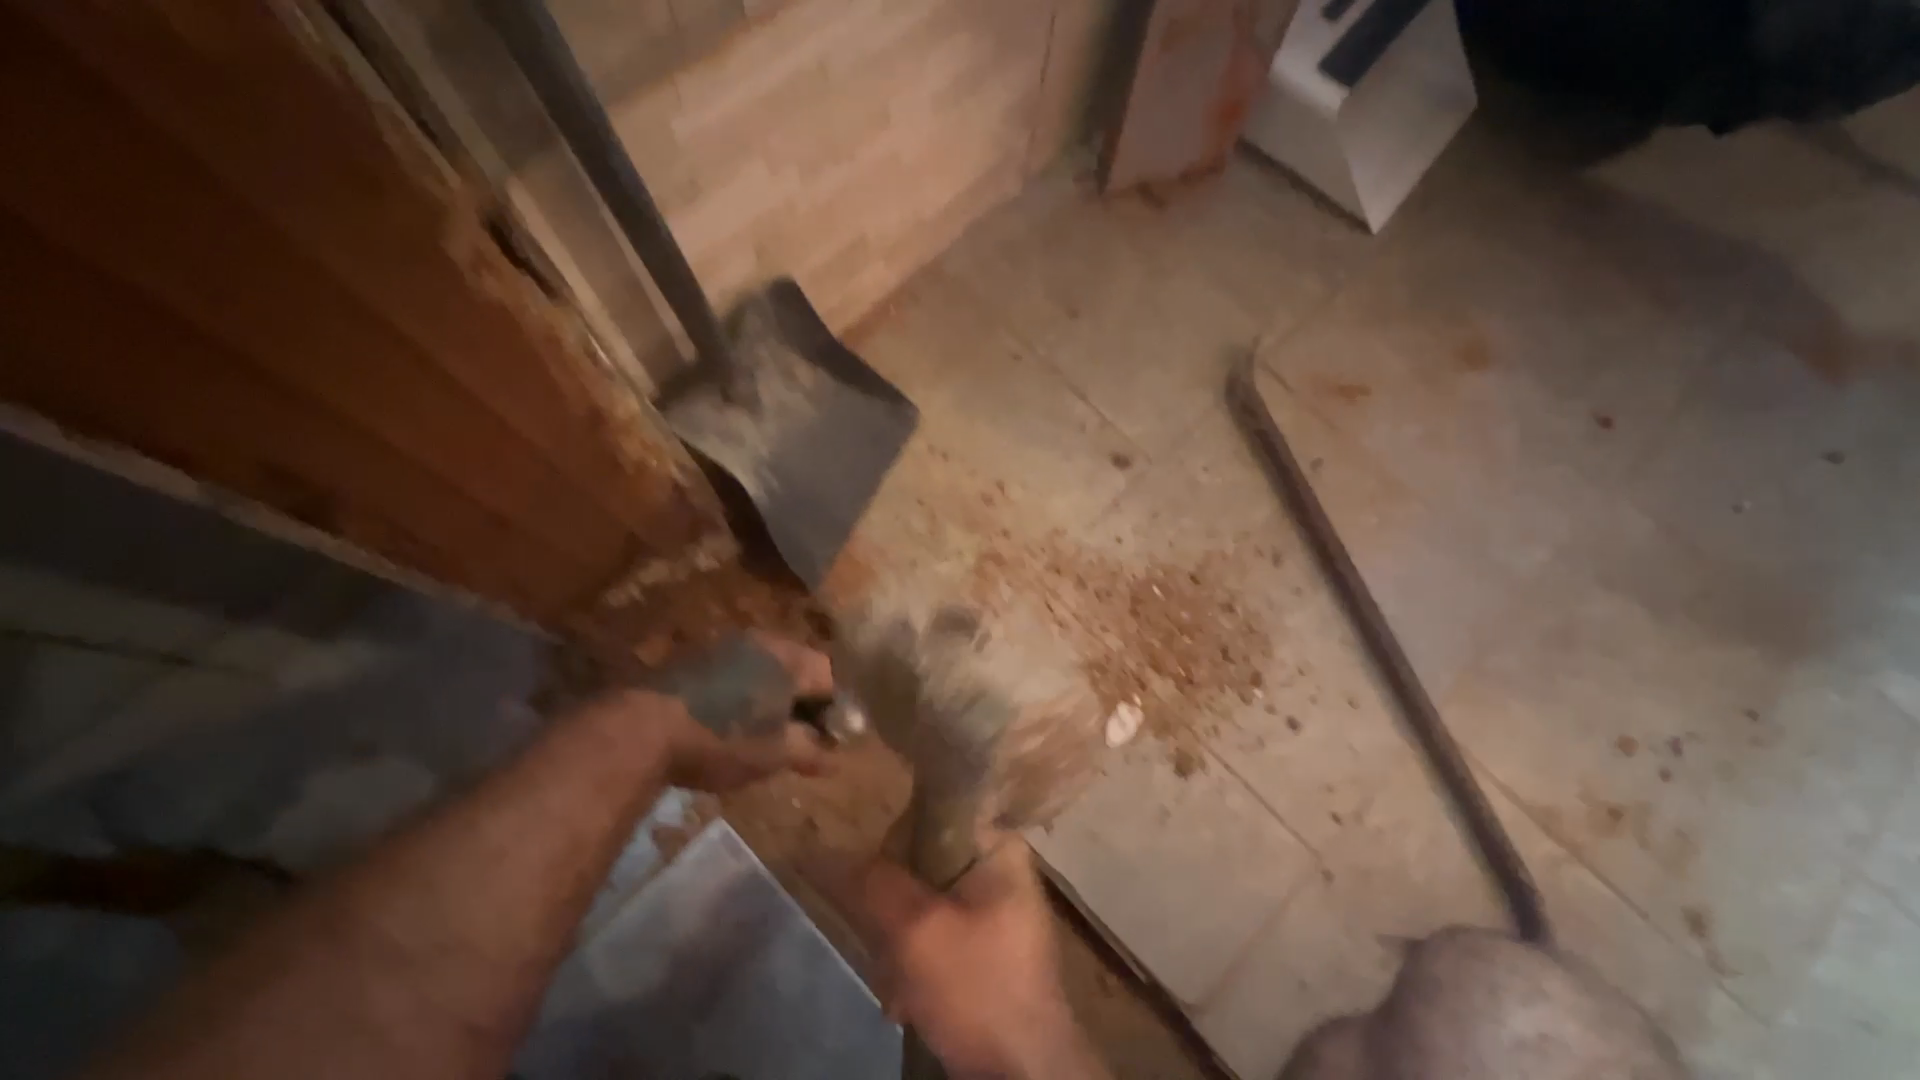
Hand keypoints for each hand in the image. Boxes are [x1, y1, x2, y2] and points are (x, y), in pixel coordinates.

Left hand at [649, 631, 834, 791]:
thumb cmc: (723, 739)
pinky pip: (730, 673)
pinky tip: (723, 723)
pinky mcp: (690, 658)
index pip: (829, 677)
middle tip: (792, 739)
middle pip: (795, 669)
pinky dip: (737, 695)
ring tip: (757, 734)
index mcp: (788, 658)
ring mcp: (721, 645)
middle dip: (799, 703)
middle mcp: (759, 641)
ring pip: (761, 670)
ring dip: (766, 698)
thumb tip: (835, 758)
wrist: (640, 729)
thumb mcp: (776, 754)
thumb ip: (811, 751)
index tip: (822, 742)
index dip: (832, 712)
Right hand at [823, 838, 1107, 1079]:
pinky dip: (913, 969)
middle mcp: (998, 868)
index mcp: (997, 845)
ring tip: (900, 987)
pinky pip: (931, 938)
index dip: (892, 850)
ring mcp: (992, 911)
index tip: (875, 888)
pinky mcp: (982, 950)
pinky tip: (908, 1002)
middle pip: (916, 865)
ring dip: (897, 949)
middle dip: (892, 914)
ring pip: (917, 907)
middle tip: (890, 950)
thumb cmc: (978, 988)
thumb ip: (870, 882)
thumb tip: (815, 848)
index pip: (925, 815)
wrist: (1025, 1075)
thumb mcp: (916, 929)